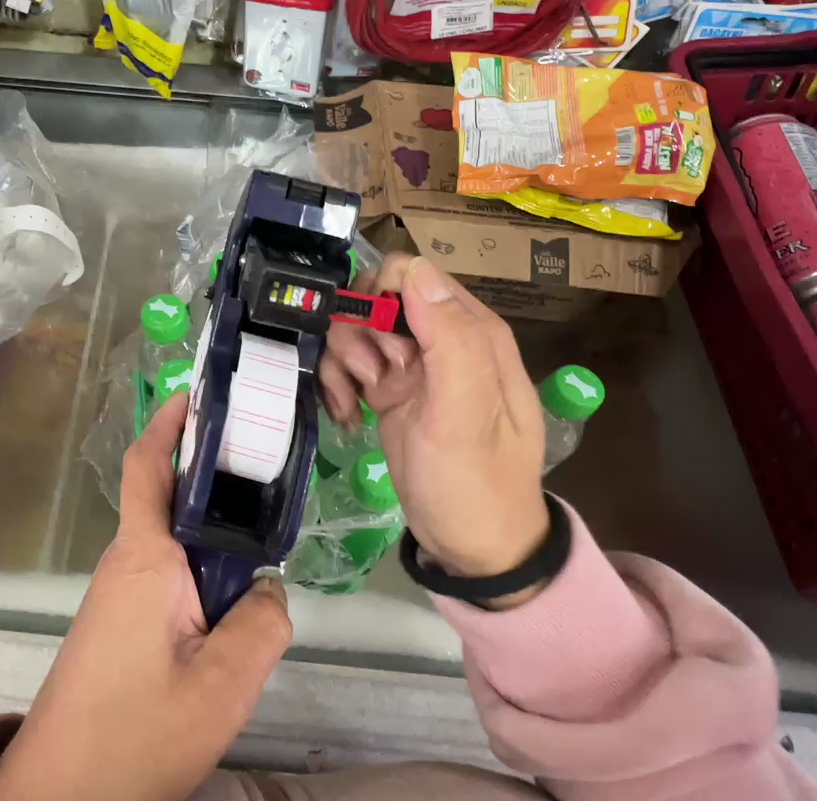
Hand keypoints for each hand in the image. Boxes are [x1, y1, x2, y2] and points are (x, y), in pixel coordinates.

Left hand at [0, 396, 292, 800]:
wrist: (62, 792)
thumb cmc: (137, 731)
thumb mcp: (223, 684)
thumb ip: (260, 623)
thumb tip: (265, 585)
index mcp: (144, 558)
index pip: (150, 466)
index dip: (171, 422)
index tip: (203, 394)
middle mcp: (126, 563)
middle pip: (169, 500)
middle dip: (213, 476)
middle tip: (267, 464)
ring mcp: (119, 595)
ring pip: (173, 545)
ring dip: (212, 534)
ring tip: (264, 534)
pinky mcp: (119, 625)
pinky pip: (166, 578)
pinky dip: (201, 572)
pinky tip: (232, 599)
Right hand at [319, 254, 550, 600]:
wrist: (474, 547)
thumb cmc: (475, 483)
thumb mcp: (466, 415)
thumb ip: (450, 339)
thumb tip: (415, 269)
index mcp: (473, 332)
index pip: (411, 274)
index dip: (381, 301)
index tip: (382, 350)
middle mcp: (443, 338)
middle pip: (375, 298)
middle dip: (358, 334)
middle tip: (372, 379)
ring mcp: (414, 364)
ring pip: (356, 329)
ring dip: (344, 363)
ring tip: (360, 402)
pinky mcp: (391, 389)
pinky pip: (349, 363)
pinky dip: (340, 385)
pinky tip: (350, 416)